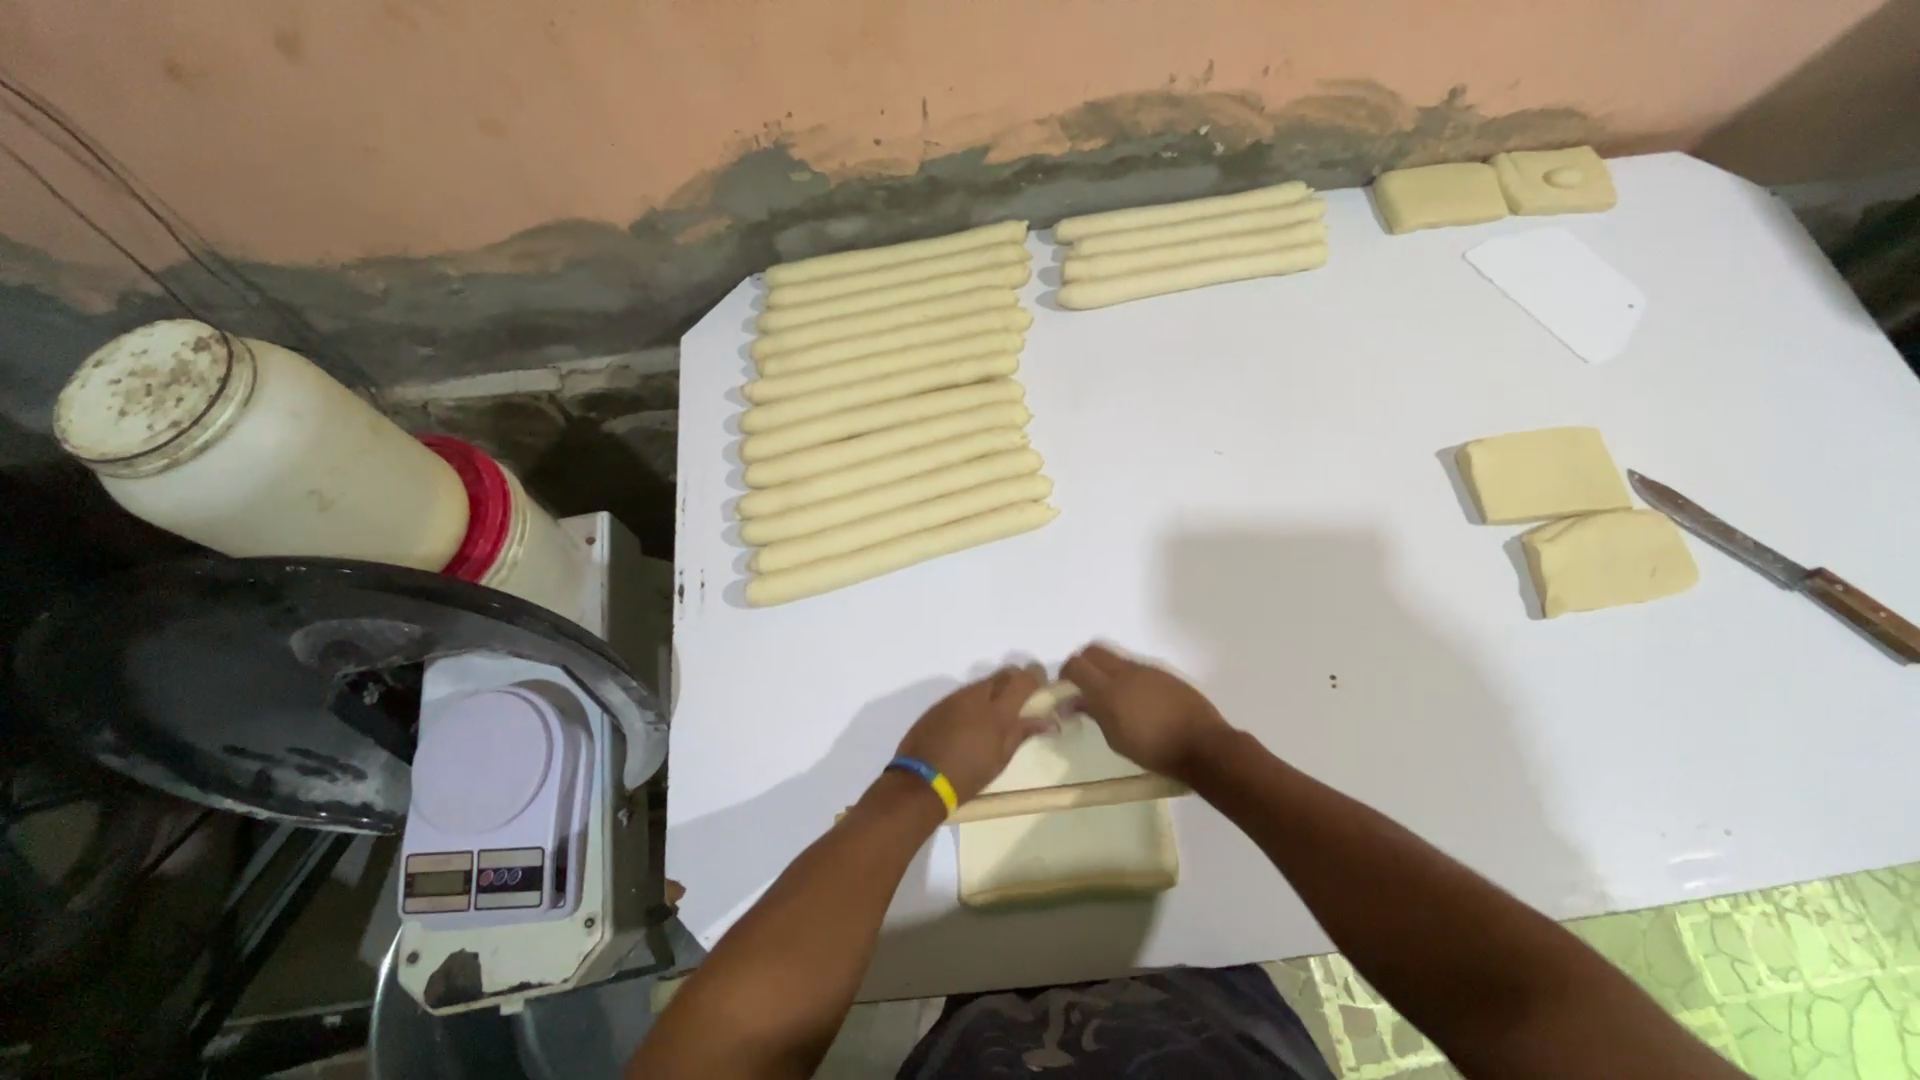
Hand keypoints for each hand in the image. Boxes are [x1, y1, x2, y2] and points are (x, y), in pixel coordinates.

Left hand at [896, 666, 1049, 802]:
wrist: (921, 781)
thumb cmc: (968, 775)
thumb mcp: (1001, 758)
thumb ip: (1023, 732)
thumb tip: (1049, 722)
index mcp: (997, 711)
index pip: (1023, 679)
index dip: (1036, 676)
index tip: (1042, 685)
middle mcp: (976, 696)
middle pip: (1003, 674)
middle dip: (1016, 680)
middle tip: (1022, 699)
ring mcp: (955, 698)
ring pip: (982, 683)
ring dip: (994, 691)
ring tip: (995, 715)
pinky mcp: (939, 704)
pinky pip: (964, 694)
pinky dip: (974, 701)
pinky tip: (972, 722)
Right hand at [1062, 643, 1232, 780]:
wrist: (1204, 746)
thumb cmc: (1155, 751)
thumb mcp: (1116, 739)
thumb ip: (1095, 714)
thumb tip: (1077, 701)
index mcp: (1109, 691)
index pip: (1075, 665)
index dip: (1065, 674)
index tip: (1066, 691)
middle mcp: (1126, 672)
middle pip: (1093, 652)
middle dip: (1083, 666)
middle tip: (1084, 689)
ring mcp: (1148, 670)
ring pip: (1116, 659)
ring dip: (1106, 672)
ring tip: (1113, 700)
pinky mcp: (1164, 674)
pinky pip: (1137, 668)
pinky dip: (1127, 678)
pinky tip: (1138, 703)